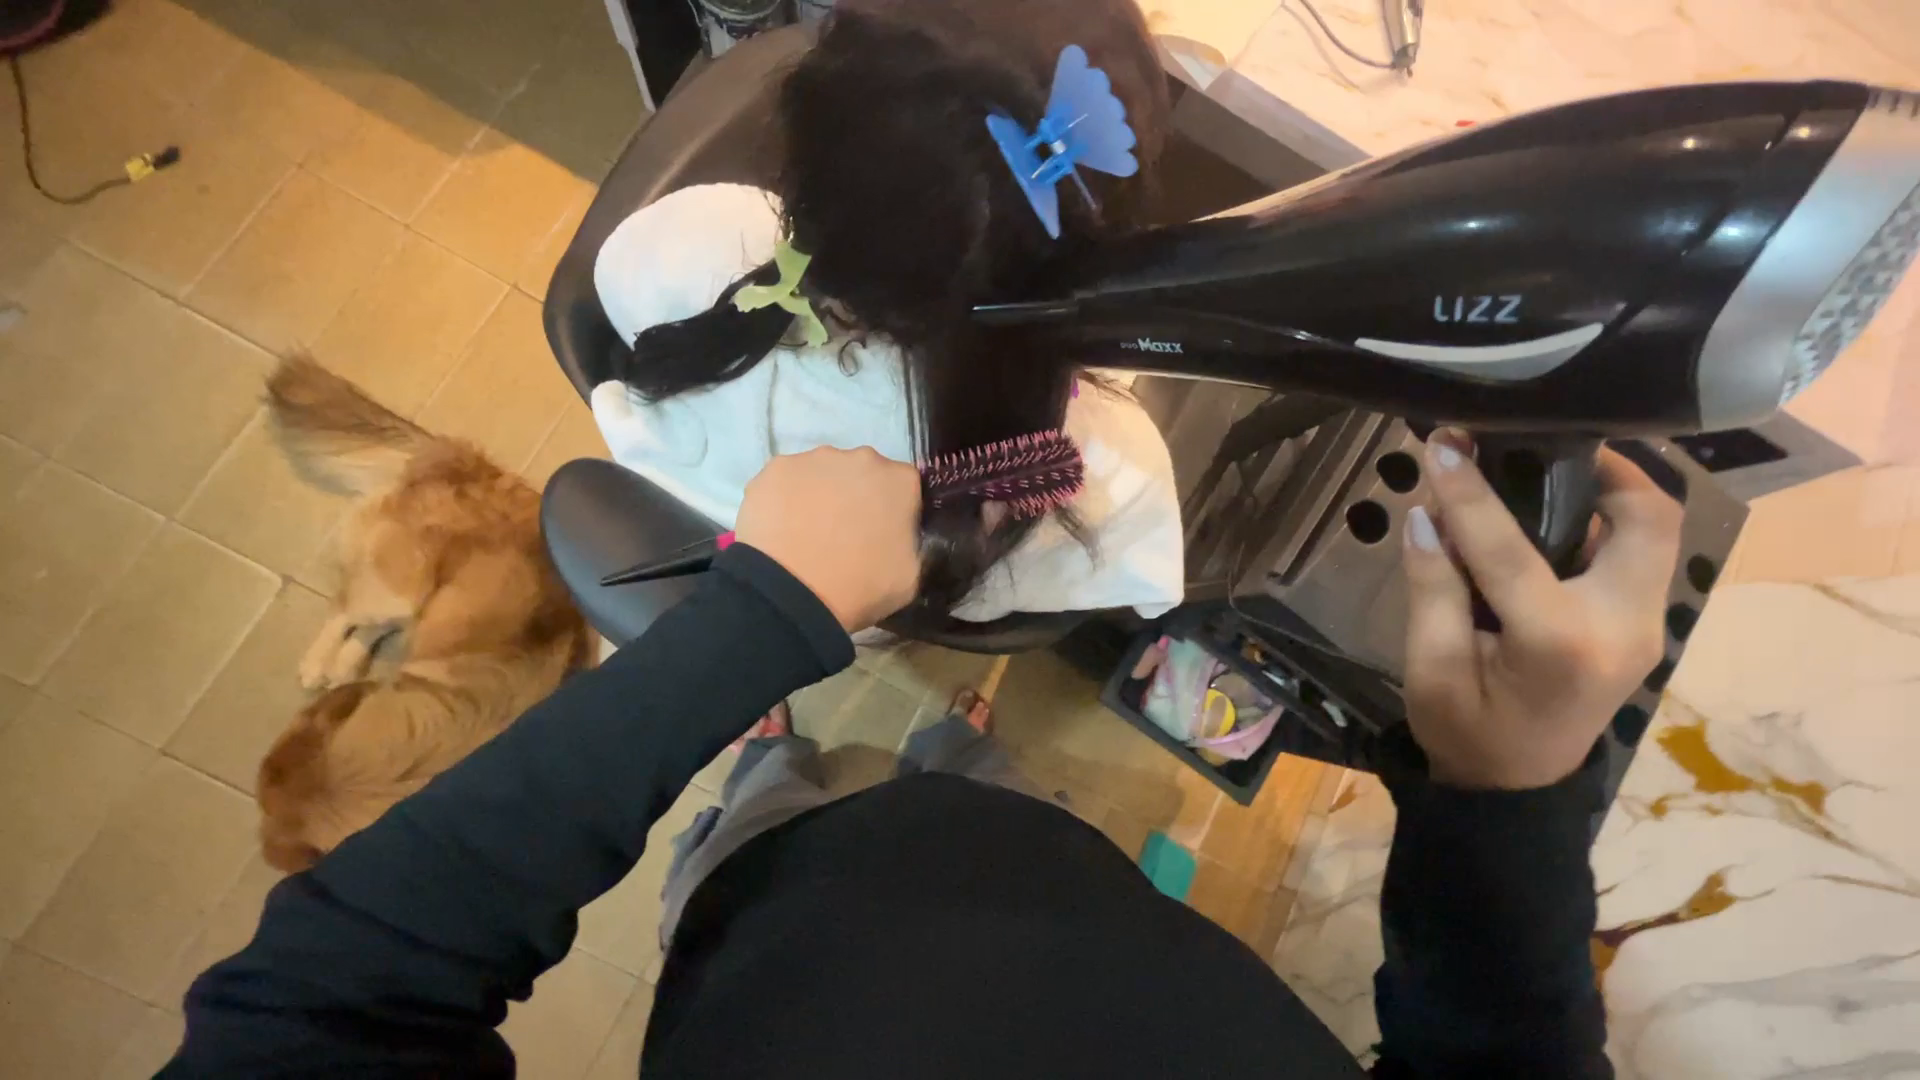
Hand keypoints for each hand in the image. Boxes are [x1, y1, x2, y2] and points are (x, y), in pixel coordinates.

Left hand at [734, 446, 921, 631]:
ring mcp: (814, 459)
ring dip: (820, 496)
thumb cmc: (861, 587)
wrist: (793, 594)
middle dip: (856, 497)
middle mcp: (861, 458)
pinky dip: (785, 500)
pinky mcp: (776, 469)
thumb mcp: (910, 575)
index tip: (881, 535)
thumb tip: (898, 536)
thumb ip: (910, 543)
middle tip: (842, 536)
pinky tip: (781, 530)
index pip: (904, 488)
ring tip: (806, 535)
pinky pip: (787, 482)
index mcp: (900, 481)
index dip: (894, 512)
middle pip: (863, 473)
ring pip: (823, 473)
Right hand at [1400, 430, 1682, 789]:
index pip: (1510, 547)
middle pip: (1645, 519)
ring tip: (1541, 469)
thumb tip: (1425, 516)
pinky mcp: (1641, 627)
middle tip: (1535, 443)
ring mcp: (1644, 627)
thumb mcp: (1429, 668)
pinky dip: (1603, 522)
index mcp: (1559, 641)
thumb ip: (1432, 589)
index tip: (1443, 443)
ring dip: (1607, 490)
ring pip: (1652, 532)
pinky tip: (1551, 517)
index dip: (1468, 491)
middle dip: (1599, 467)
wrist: (1515, 789)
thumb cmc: (1463, 732)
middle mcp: (1624, 625)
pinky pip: (1636, 555)